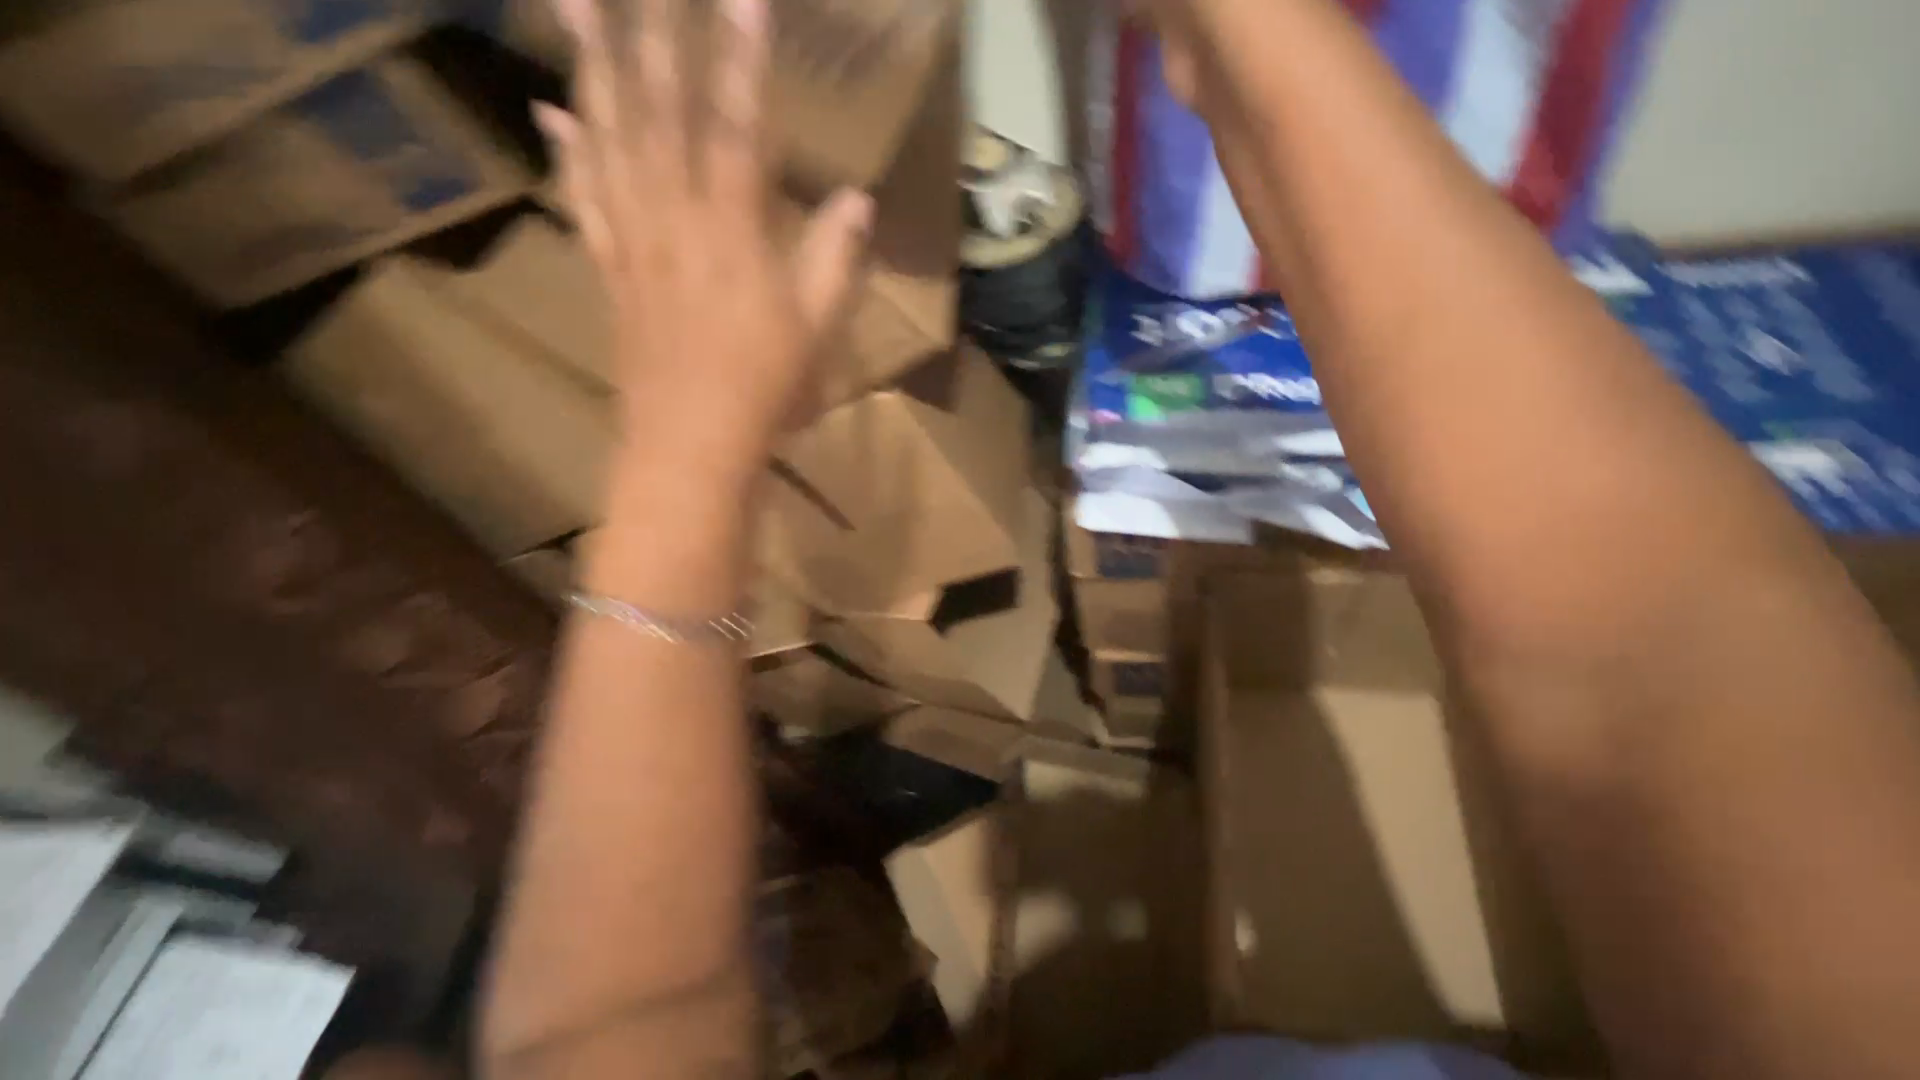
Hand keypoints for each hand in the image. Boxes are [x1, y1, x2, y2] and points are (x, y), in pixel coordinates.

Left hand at [534, 0, 873, 482]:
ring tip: (577, 8)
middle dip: (647, 39)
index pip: (738, 130)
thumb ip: (834, 258)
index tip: (742, 0)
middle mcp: (674, 222)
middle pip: (656, 117)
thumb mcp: (817, 327)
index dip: (741, 61)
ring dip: (591, 72)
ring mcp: (633, 244)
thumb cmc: (764, 389)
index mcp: (732, 234)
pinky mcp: (609, 270)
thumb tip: (858, 198)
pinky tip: (552, 113)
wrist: (690, 446)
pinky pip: (584, 201)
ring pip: (607, 145)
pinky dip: (568, 155)